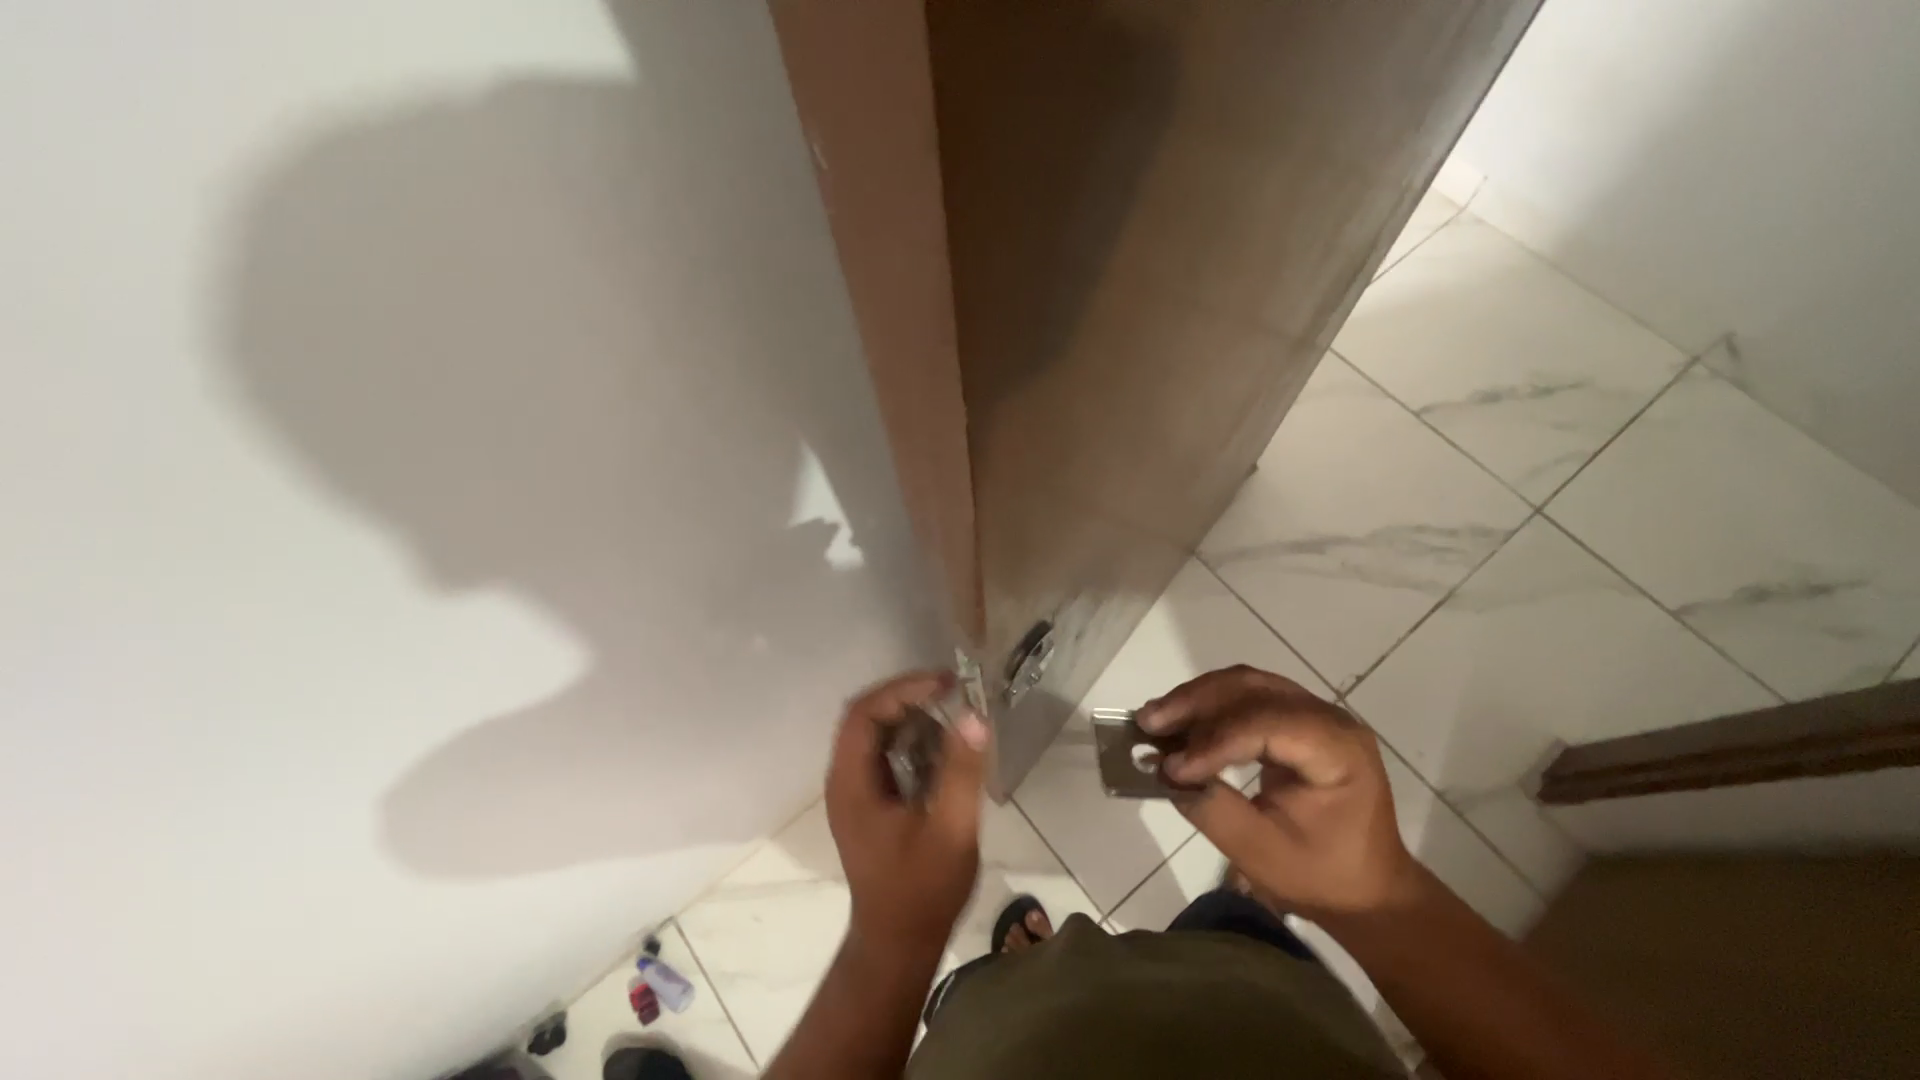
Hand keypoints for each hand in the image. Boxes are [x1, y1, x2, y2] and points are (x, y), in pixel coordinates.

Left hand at [825, 671, 992, 954]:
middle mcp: (844, 781)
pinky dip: (912, 741)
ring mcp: (855, 794)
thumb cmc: (923, 888)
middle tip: (952, 691)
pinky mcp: (870, 805)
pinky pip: (885, 757)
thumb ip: (961, 771)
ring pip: (875, 736)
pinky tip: (945, 747)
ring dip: (911, 718)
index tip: (945, 683)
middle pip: (865, 718)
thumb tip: (975, 716)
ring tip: (953, 712)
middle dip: (908, 697)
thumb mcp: (951, 829)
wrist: (899, 943)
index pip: (863, 713)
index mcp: (851, 783)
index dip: (902, 689)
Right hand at [1136, 665, 1416, 917]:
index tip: (1173, 768)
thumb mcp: (1262, 853)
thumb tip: (1164, 771)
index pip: (1266, 723)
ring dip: (1198, 699)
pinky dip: (1211, 707)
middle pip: (1253, 690)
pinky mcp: (1300, 721)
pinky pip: (1250, 699)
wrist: (1367, 888)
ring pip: (1247, 685)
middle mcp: (1329, 719)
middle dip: (1196, 703)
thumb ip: (1212, 808)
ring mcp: (1315, 715)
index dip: (1213, 741)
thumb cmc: (1320, 875)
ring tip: (1156, 719)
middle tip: (1148, 722)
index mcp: (1336, 750)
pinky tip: (1182, 723)